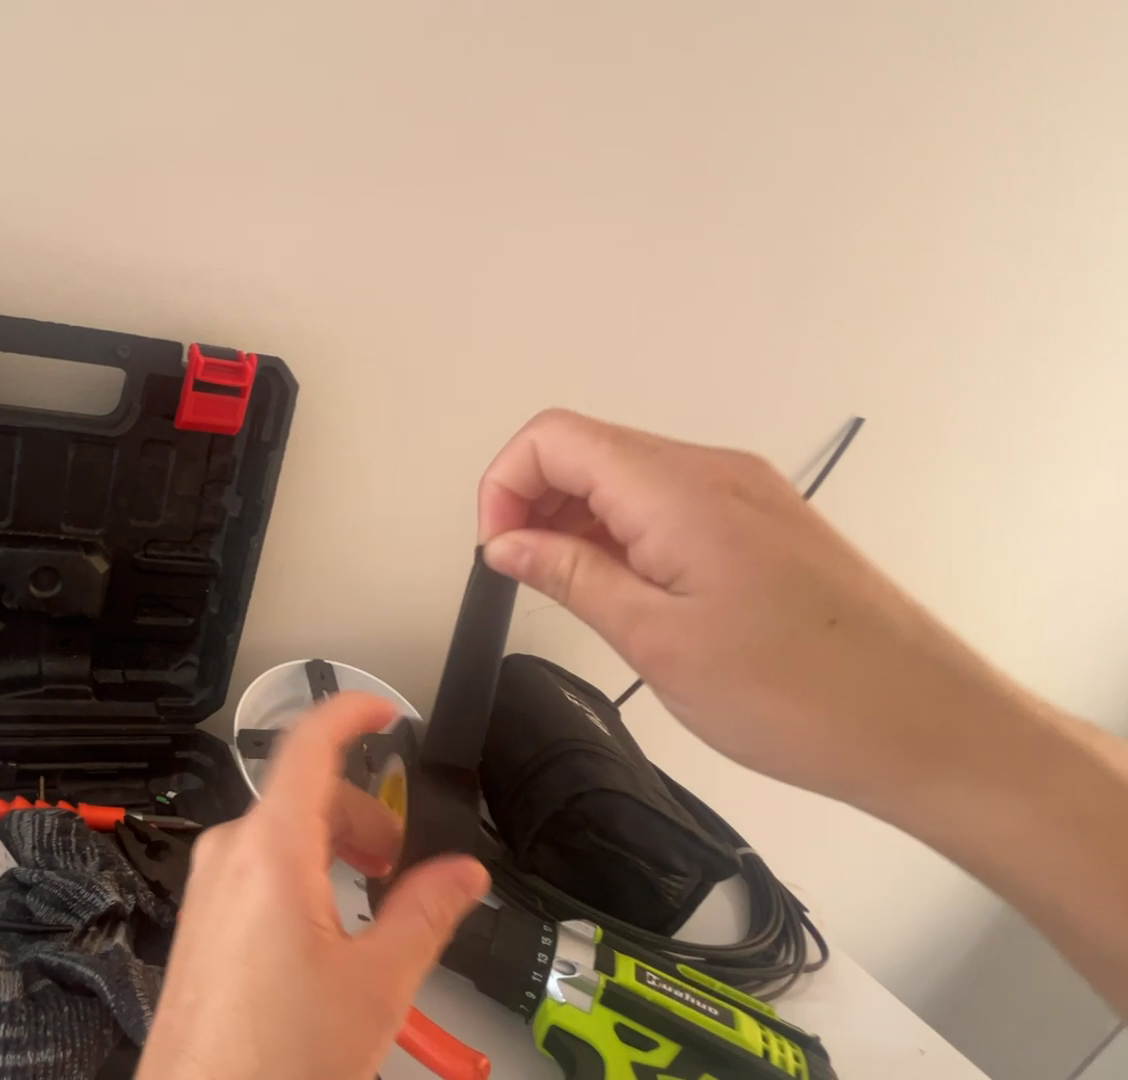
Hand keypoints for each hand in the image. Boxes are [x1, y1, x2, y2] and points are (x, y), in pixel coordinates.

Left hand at [137, 693, 488, 1079]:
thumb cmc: (271, 1060)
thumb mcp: (375, 986)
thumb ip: (424, 914)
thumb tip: (461, 873)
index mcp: (270, 850)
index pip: (308, 746)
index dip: (349, 713)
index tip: (381, 708)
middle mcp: (230, 851)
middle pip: (305, 793)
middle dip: (363, 816)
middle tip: (401, 863)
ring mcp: (212, 879)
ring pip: (282, 829)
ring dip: (335, 846)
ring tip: (371, 900)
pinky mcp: (206, 908)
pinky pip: (259, 861)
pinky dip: (303, 869)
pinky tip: (327, 924)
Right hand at [476, 408, 1035, 807]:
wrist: (933, 729)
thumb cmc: (799, 694)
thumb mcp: (653, 638)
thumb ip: (567, 575)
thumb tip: (503, 545)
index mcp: (680, 491)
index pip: (553, 440)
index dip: (504, 486)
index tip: (499, 551)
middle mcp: (711, 472)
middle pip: (582, 448)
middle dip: (529, 502)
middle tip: (524, 574)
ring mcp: (738, 492)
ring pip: (617, 474)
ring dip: (570, 519)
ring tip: (569, 588)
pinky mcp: (754, 519)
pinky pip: (657, 500)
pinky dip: (613, 531)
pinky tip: (616, 586)